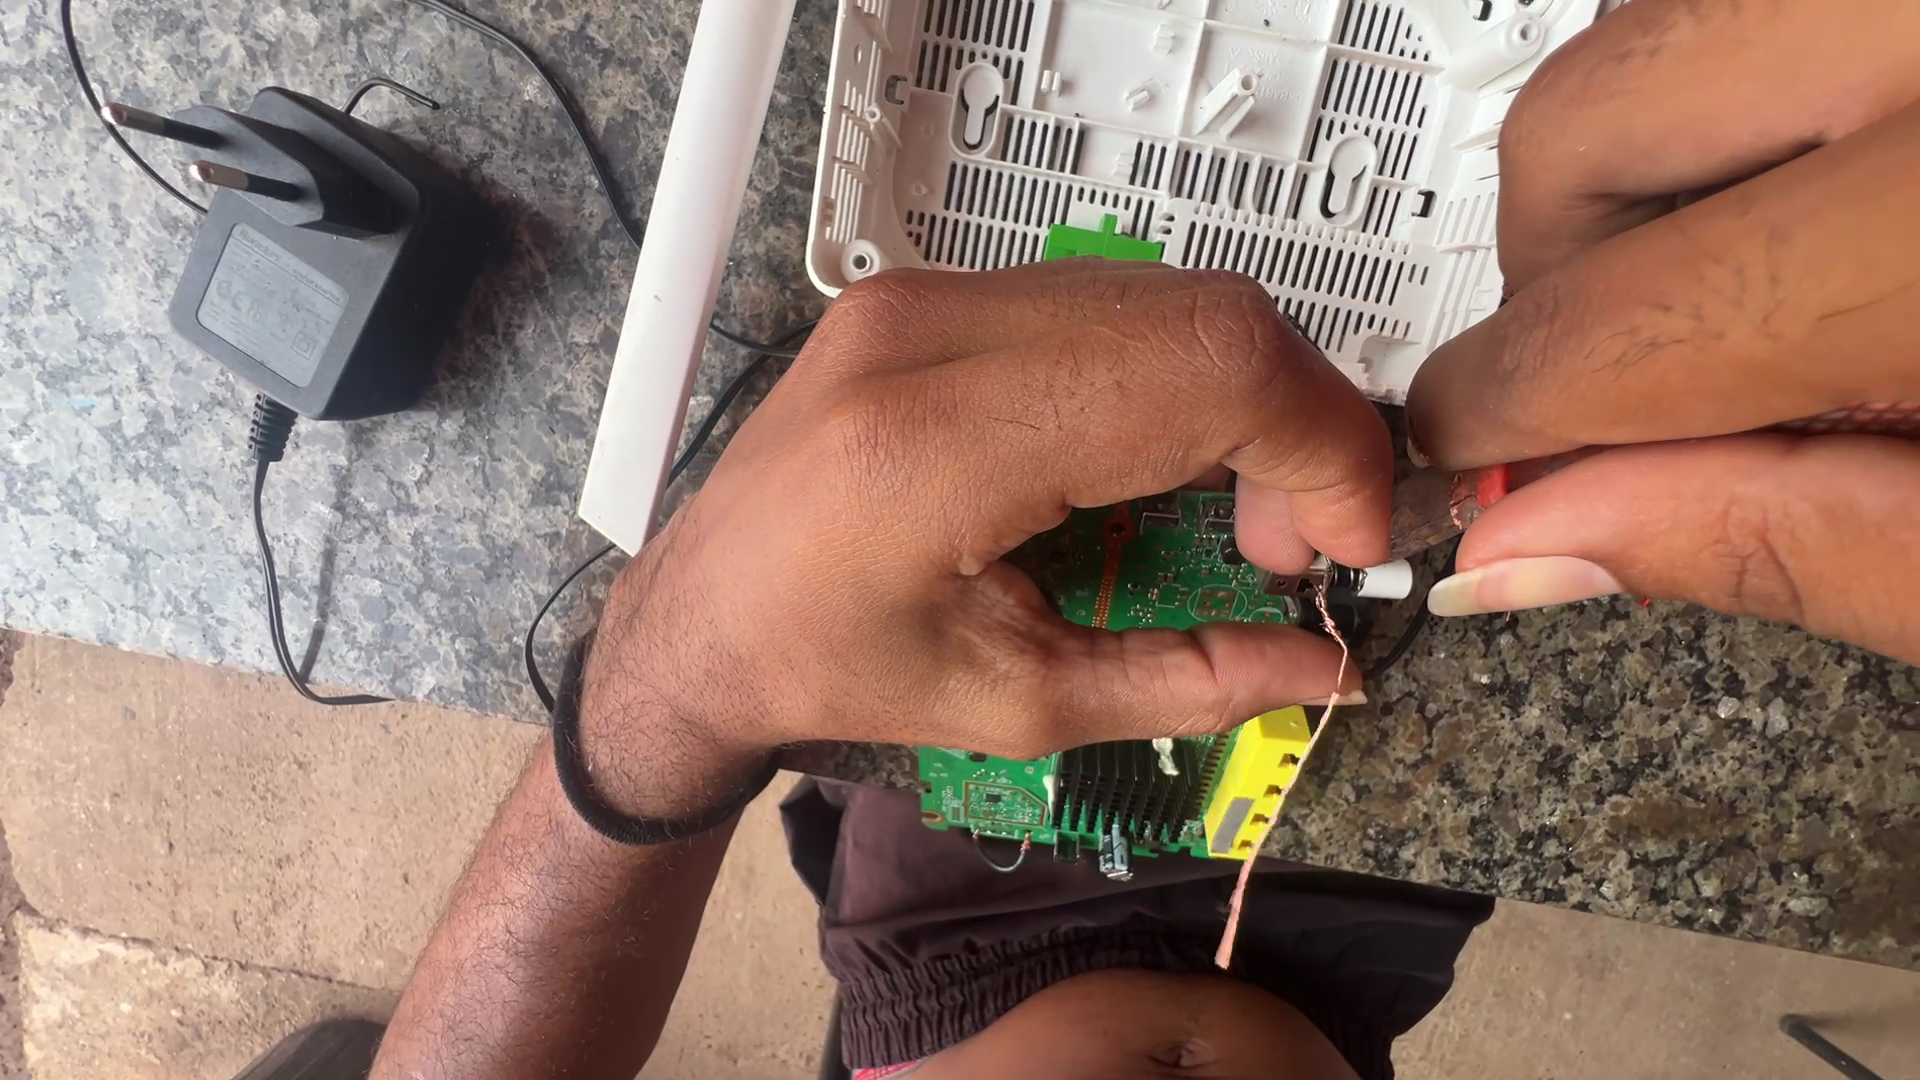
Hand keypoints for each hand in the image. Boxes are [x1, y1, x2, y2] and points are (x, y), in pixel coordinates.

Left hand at [580, 262, 1388, 814]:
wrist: (704, 617)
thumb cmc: (829, 671)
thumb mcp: (1013, 704)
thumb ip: (1186, 682)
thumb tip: (1321, 664)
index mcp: (940, 443)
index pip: (1204, 369)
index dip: (1321, 447)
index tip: (1341, 542)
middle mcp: (930, 334)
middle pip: (1201, 315)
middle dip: (1288, 427)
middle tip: (1274, 540)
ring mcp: (921, 298)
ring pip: (1161, 301)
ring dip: (1229, 402)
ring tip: (1211, 510)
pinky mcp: (923, 298)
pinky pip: (1099, 308)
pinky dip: (1162, 380)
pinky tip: (1137, 462)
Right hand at [1405, 0, 1919, 664]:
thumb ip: (1798, 549)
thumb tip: (1522, 553)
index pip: (1610, 327)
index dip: (1493, 423)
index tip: (1469, 466)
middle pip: (1589, 121)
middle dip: (1550, 273)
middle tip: (1622, 369)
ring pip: (1664, 30)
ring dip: (1641, 175)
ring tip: (1751, 271)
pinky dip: (1755, 90)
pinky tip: (1856, 180)